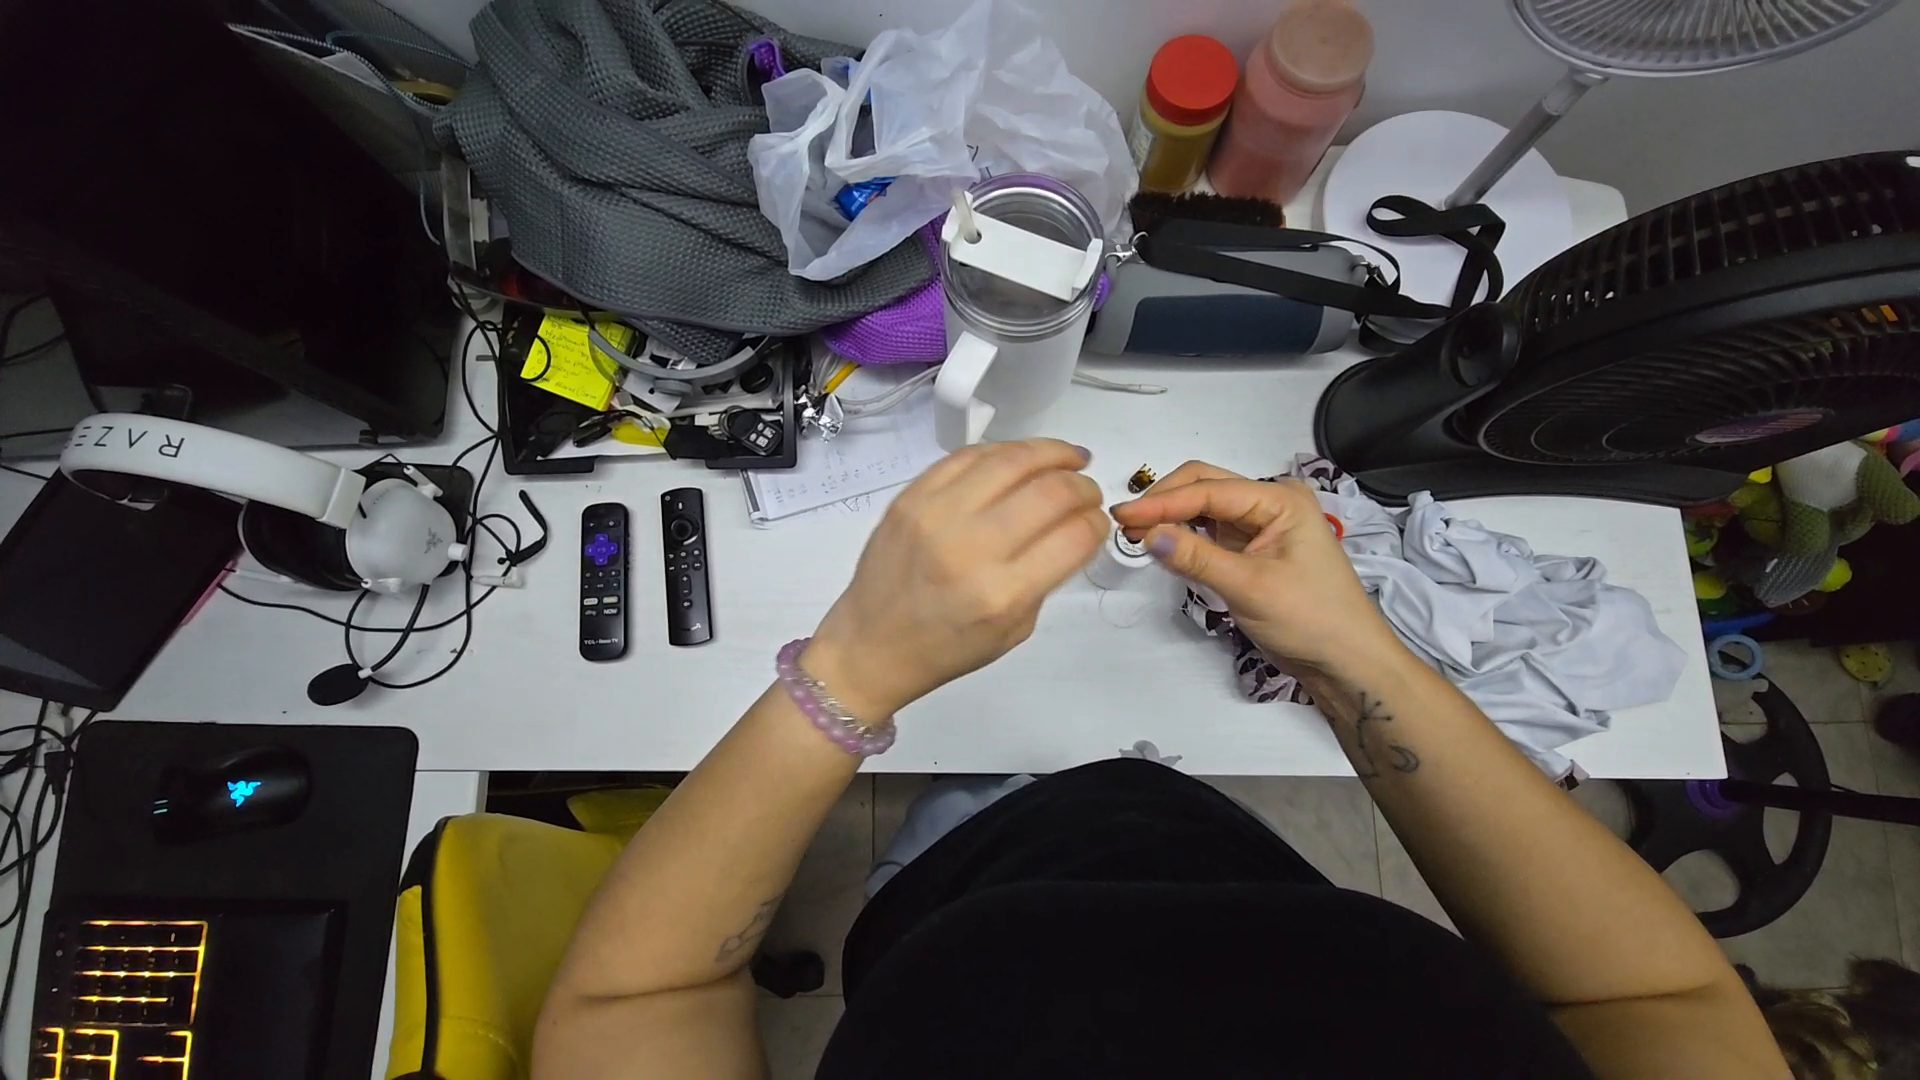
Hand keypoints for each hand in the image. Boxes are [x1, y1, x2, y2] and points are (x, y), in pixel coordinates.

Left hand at [804, 439, 1109, 719]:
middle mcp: (970, 548)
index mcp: (1001, 594)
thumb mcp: (1014, 630)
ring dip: (1050, 452)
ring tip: (1068, 457)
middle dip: (1082, 485)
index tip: (1098, 520)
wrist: (871, 644)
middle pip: (1049, 491)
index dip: (1097, 522)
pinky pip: (967, 456)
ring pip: (1010, 460)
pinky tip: (1021, 457)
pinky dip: (1003, 451)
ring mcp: (935, 515)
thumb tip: (1075, 526)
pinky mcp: (910, 497)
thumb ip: (1047, 577)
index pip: (1074, 536)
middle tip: (1088, 488)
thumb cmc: (946, 648)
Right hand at [1109, 461, 1405, 683]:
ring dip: (1170, 517)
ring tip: (1135, 534)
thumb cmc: (1310, 620)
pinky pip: (1208, 532)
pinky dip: (1183, 536)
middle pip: (1204, 486)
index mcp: (1279, 499)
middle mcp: (1269, 503)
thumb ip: (1196, 558)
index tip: (1121, 516)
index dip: (1162, 502)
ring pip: (1203, 508)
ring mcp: (1260, 525)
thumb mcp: (1249, 588)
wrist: (1346, 663)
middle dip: (1164, 502)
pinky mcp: (1250, 549)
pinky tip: (1161, 544)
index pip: (1208, 490)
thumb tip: (1146, 535)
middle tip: (1125, 524)